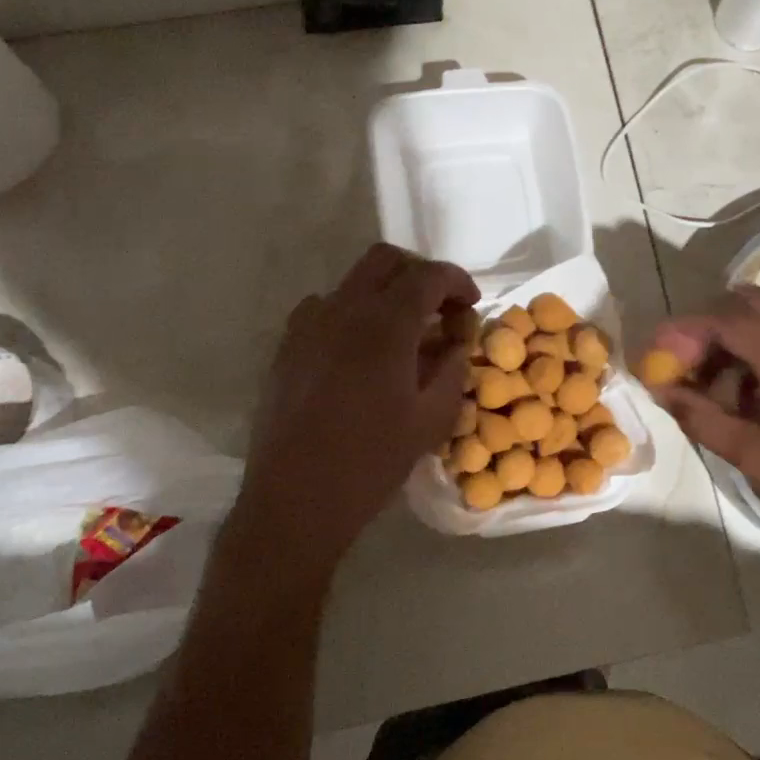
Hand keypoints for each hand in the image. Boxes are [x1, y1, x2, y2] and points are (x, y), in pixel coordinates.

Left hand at [236, 243, 477, 565]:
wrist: (297, 498)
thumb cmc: (371, 463)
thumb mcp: (431, 421)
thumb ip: (452, 371)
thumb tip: (457, 344)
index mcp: (386, 325)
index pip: (428, 275)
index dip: (457, 282)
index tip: (472, 305)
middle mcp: (343, 310)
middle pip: (385, 261)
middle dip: (419, 275)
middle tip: (439, 311)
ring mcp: (308, 325)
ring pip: (352, 283)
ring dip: (384, 294)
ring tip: (401, 337)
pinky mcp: (287, 347)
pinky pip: (323, 310)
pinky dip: (351, 315)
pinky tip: (360, 354)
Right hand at [649, 287, 759, 573]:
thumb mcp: (752, 453)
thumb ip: (701, 416)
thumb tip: (662, 391)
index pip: (726, 319)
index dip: (683, 333)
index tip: (654, 356)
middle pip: (749, 304)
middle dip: (708, 328)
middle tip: (681, 366)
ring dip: (734, 340)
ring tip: (709, 388)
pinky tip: (749, 397)